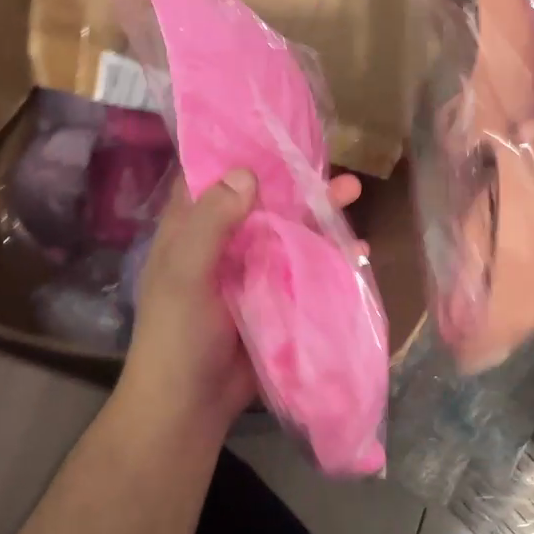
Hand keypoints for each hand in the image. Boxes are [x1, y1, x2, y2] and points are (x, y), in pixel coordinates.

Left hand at [118, 169, 363, 437]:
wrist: (192, 405)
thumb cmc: (177, 336)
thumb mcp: (184, 273)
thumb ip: (211, 223)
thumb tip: (247, 172)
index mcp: (192, 230)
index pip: (214, 177)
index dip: (242, 152)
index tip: (278, 128)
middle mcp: (224, 244)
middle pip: (264, 202)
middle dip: (298, 183)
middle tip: (333, 165)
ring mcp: (254, 273)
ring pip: (291, 233)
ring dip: (320, 215)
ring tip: (353, 194)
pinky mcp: (278, 300)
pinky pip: (307, 271)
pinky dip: (331, 259)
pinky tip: (357, 251)